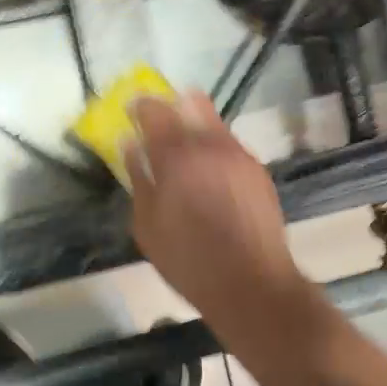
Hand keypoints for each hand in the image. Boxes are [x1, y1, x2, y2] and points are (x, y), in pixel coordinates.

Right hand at [125, 91, 316, 330]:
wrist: (252, 284)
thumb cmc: (189, 261)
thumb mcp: (148, 225)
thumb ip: (138, 178)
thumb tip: (129, 145)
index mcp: (177, 156)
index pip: (154, 110)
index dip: (140, 105)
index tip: (131, 111)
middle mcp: (211, 144)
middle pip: (190, 102)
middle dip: (171, 107)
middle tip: (158, 126)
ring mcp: (239, 154)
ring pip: (213, 122)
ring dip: (195, 126)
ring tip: (184, 154)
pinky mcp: (257, 169)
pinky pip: (229, 145)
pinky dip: (214, 148)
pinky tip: (208, 176)